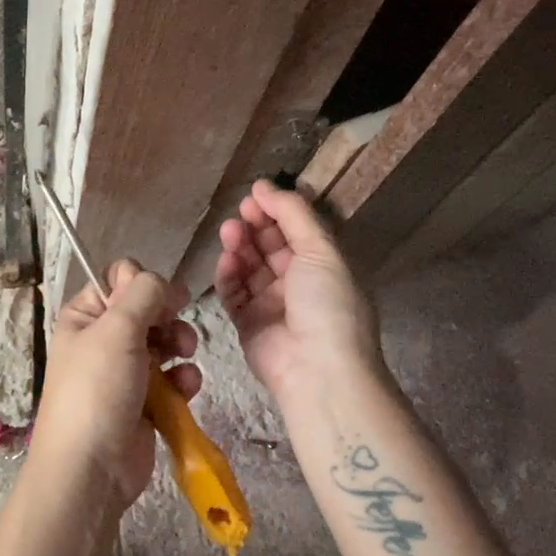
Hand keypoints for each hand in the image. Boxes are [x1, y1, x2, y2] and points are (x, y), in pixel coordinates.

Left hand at [35, 259, 201, 510]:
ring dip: (180, 345)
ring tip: (184, 357)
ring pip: (164, 342)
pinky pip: (172, 377)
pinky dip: (182, 379)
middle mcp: (102, 339)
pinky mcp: (145, 402)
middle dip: (168, 317)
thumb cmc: (97, 390)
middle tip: (175, 332)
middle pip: (147, 309)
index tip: (162, 300)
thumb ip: (142, 294)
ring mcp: (124, 372)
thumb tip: (157, 278)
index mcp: (84, 315)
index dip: (144, 284)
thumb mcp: (116, 330)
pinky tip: (185, 388)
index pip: (119, 279)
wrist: (91, 469)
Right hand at [215, 179, 384, 404]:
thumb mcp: (321, 250)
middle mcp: (299, 283)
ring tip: (231, 232)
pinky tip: (227, 260)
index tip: (255, 194)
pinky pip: (233, 292)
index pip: (296, 230)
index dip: (277, 210)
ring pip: (248, 266)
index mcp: (324, 266)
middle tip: (241, 213)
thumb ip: (293, 214)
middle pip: (270, 246)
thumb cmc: (328, 304)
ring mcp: (271, 304)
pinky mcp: (247, 323)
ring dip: (239, 246)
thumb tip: (265, 185)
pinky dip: (228, 274)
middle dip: (255, 226)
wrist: (318, 370)